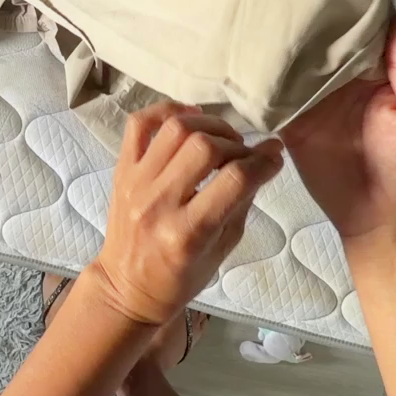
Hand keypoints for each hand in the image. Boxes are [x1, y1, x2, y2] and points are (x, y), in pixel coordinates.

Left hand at [86, 102, 283, 325]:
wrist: (126, 286)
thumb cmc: (180, 277)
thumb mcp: (223, 249)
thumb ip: (242, 201)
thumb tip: (268, 155)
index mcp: (188, 233)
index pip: (234, 181)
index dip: (262, 162)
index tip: (274, 156)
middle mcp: (158, 202)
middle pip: (203, 147)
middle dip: (235, 143)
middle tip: (244, 153)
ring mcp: (135, 182)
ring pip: (174, 128)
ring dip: (207, 124)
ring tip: (221, 137)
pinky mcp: (121, 169)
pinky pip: (139, 124)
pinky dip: (165, 110)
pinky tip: (188, 116)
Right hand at [280, 11, 395, 250]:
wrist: (384, 224)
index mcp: (377, 76)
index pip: (360, 33)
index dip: (349, 7)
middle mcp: (342, 83)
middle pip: (322, 45)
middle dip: (309, 20)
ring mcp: (314, 103)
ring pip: (295, 66)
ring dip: (281, 45)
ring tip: (259, 10)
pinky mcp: (291, 123)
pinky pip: (274, 97)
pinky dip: (262, 81)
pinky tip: (245, 55)